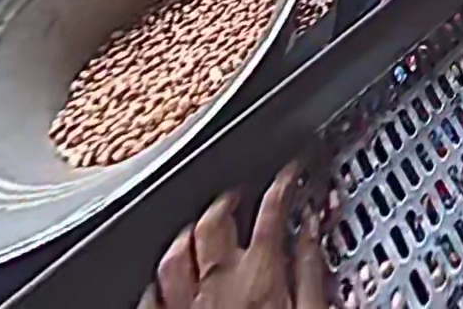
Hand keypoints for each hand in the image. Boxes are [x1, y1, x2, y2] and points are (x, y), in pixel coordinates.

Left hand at [146, 160, 326, 308]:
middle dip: (225, 198)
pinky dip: (155, 285)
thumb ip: (311, 266)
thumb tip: (313, 225)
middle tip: (239, 190)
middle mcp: (218, 285)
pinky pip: (149, 300)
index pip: (272, 208)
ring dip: (186, 236)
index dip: (285, 178)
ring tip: (198, 225)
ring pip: (173, 257)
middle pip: (212, 222)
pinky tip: (163, 281)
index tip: (293, 167)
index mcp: (259, 274)